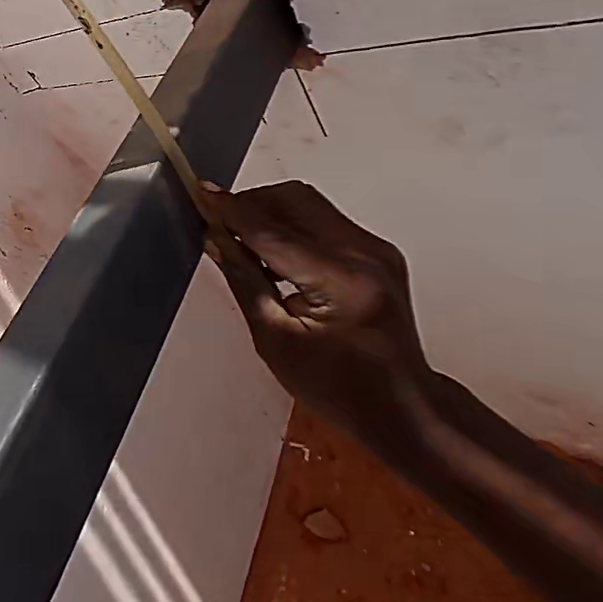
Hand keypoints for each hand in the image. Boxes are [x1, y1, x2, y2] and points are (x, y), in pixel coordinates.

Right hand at [205, 182, 431, 432]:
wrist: (399, 406)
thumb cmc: (338, 387)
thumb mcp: (274, 340)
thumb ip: (244, 280)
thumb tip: (217, 239)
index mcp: (339, 281)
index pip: (272, 231)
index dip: (232, 211)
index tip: (203, 195)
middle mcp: (364, 253)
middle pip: (294, 200)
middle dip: (251, 204)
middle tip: (220, 222)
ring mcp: (376, 248)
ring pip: (310, 203)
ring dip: (272, 212)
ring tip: (243, 240)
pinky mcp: (377, 249)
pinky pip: (325, 219)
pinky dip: (294, 224)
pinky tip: (275, 250)